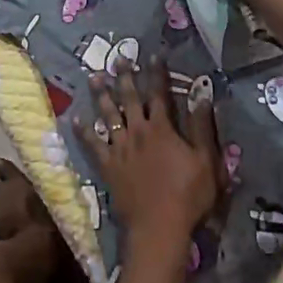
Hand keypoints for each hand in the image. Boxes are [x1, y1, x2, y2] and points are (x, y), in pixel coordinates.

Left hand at [78, 60, 221, 258]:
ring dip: (101, 96)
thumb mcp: (206, 160)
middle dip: (125, 77)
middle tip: (118, 58)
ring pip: (108, 116)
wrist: (158, 228)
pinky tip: (76, 118)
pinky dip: (84, 131)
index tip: (153, 54)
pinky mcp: (108, 167)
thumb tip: (202, 95)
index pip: (160, 94)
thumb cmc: (188, 195)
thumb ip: (202, 127)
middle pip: (130, 99)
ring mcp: (120, 149)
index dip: (157, 73)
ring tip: (94, 77)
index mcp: (163, 129)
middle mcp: (138, 132)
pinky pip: (93, 145)